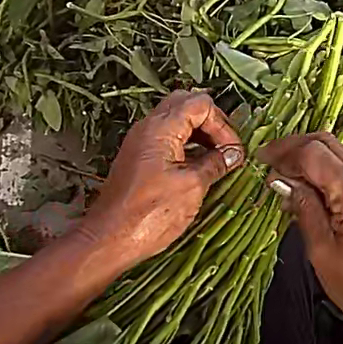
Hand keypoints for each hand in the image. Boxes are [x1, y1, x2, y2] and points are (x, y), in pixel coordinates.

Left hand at [79, 91, 243, 271]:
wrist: (109, 239)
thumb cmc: (149, 215)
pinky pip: (167, 138)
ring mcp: (141, 141)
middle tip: (227, 148)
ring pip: (177, 120)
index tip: (233, 151)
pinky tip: (200, 166)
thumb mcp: (192, 187)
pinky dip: (187, 145)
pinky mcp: (139, 157)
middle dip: (212, 123)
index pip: (201, 104)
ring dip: (200, 134)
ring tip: (218, 159)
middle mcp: (148, 127)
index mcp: (161, 128)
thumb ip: (215, 164)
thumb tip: (233, 155)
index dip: (223, 125)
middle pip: (187, 104)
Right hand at [260, 132, 342, 343]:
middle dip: (294, 148)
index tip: (261, 160)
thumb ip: (303, 207)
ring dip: (308, 158)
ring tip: (281, 177)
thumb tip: (282, 181)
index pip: (314, 155)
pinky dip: (323, 171)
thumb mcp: (321, 249)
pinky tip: (305, 187)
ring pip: (337, 153)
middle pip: (327, 144)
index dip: (284, 153)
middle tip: (267, 161)